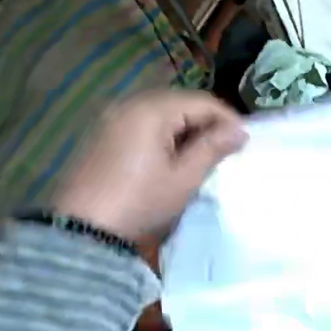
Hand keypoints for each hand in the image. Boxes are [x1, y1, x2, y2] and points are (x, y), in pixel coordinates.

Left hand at [52, 89, 245, 241]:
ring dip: (188, 127)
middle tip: (228, 148)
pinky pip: (145, 122)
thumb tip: (240, 131)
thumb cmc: (141, 201)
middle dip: (208, 121)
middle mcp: (131, 104)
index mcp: (152, 111)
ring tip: (206, 153)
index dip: (229, 119)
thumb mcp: (184, 177)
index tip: (246, 142)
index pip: (202, 102)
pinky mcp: (105, 134)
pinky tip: (177, 156)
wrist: (84, 229)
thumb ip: (213, 148)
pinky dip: (167, 133)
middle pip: (181, 102)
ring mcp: (114, 118)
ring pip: (163, 111)